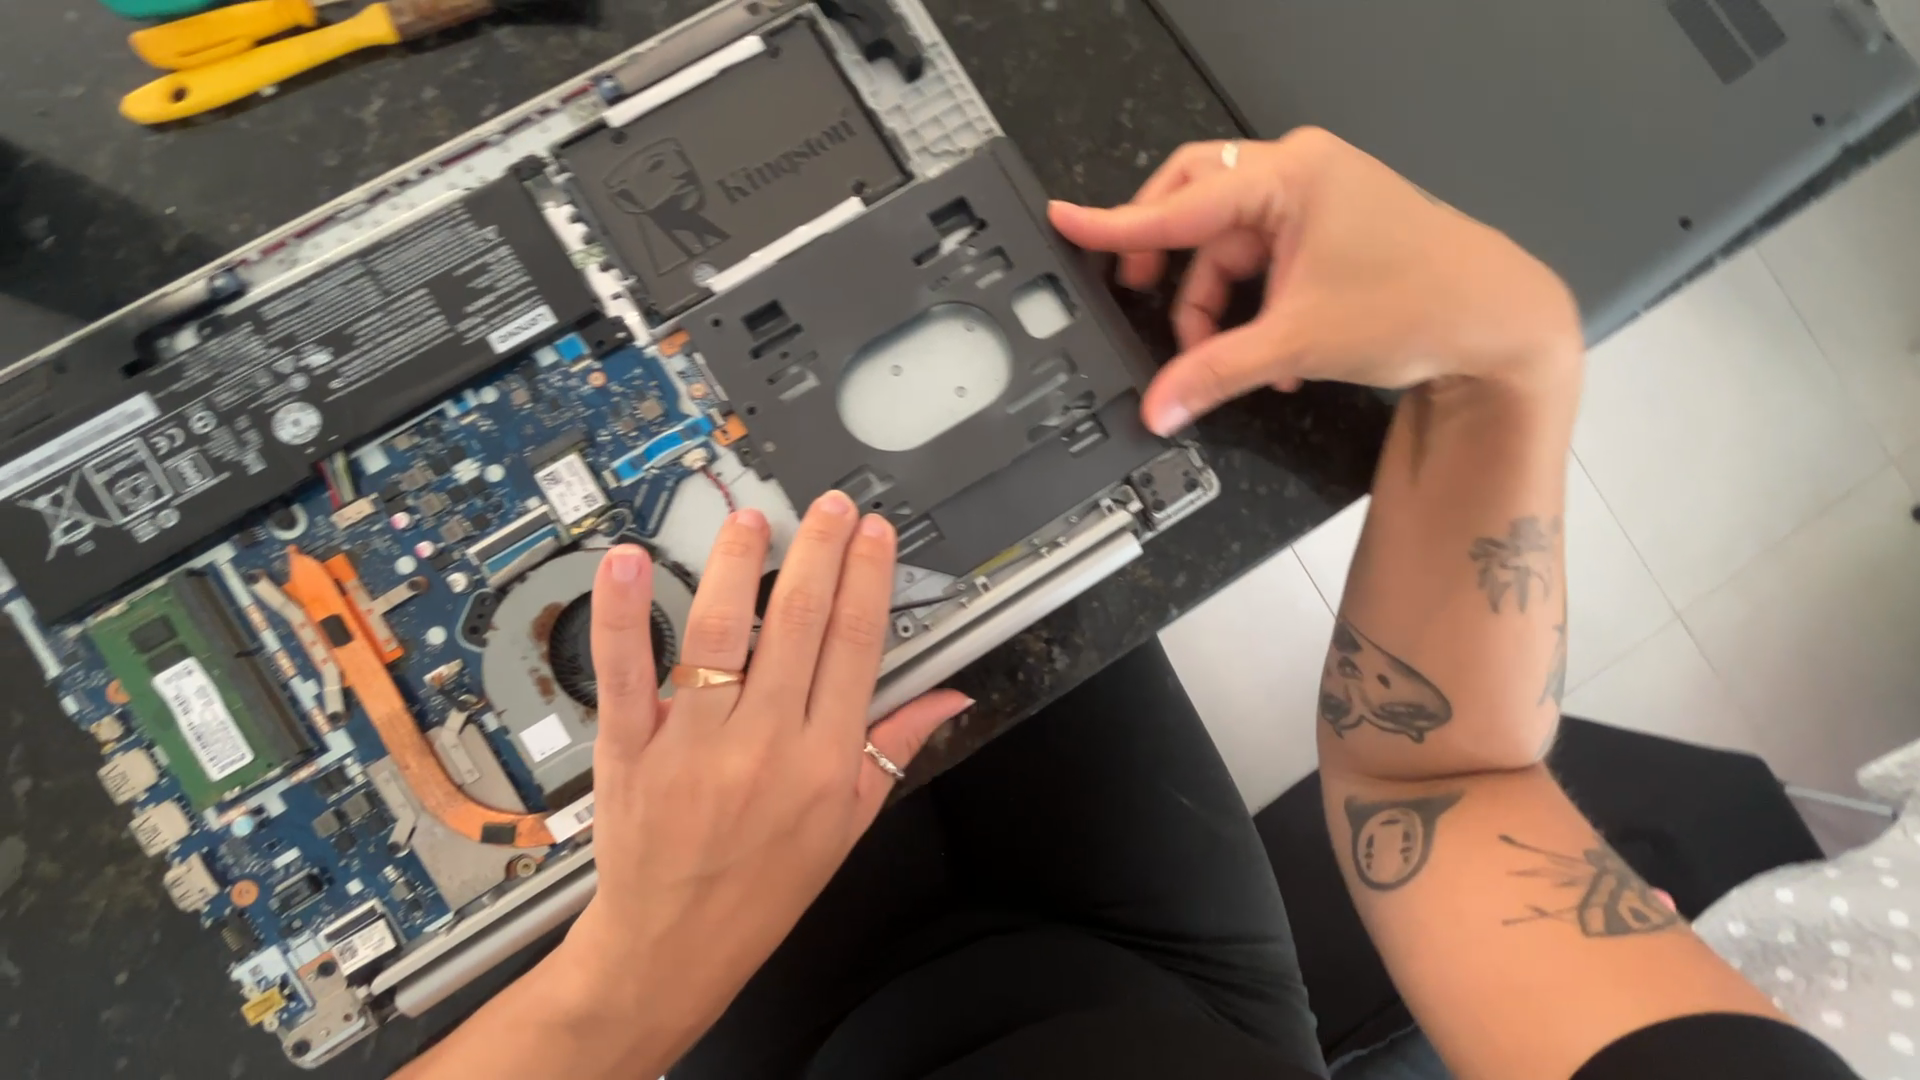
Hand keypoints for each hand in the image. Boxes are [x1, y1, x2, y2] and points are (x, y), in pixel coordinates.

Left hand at [561, 495, 970, 1050]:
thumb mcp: (852, 822)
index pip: (855, 645)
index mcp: (824, 758)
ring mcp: (693, 740)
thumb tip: (949, 696)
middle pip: (799, 623)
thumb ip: (898, 746)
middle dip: (820, 551)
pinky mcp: (631, 745)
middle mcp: (764, 741)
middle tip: (831, 507)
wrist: (674, 947)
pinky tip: (630, 563)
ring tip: (756, 520)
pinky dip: (624, 613)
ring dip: (740, 564)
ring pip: (722, 631)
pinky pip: (627, 670)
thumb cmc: (767, 885)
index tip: (874, 536)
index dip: (868, 580)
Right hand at [1049, 128, 1581, 434]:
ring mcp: (1310, 201)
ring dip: (1214, 305)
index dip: (1114, 222)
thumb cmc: (1419, 307)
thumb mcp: (1298, 343)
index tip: (1064, 220)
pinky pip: (1255, 264)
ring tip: (1230, 358)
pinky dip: (1247, 308)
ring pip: (1222, 247)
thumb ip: (1214, 373)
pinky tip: (1270, 352)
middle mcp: (1296, 175)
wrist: (1496, 324)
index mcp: (1289, 176)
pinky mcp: (1319, 231)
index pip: (1178, 203)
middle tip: (1141, 297)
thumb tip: (1158, 407)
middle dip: (1166, 261)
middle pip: (1193, 207)